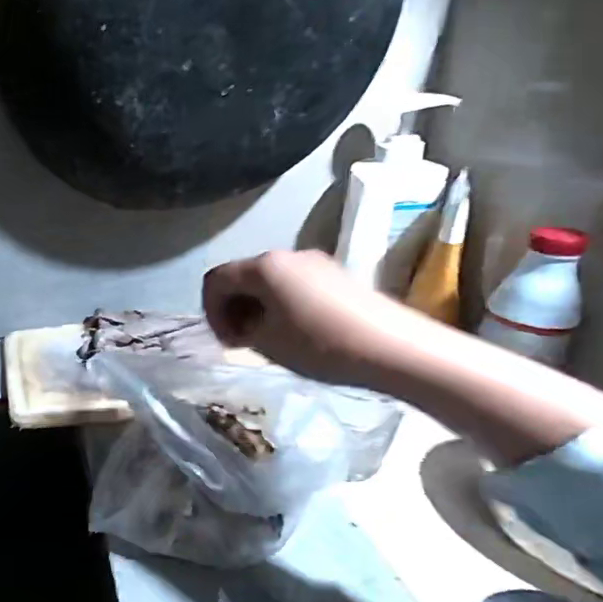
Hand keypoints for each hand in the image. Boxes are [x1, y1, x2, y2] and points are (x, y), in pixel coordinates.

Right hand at [201, 250, 427, 390]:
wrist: (391, 347)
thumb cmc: (321, 345)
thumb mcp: (269, 343)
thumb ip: (242, 329)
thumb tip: (244, 324)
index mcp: (263, 266)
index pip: (216, 279)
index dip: (212, 311)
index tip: (227, 343)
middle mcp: (287, 254)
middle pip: (244, 275)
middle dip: (236, 308)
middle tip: (245, 343)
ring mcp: (315, 262)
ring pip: (271, 280)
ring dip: (261, 308)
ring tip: (273, 341)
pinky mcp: (337, 275)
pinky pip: (296, 284)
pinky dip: (285, 305)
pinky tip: (301, 334)